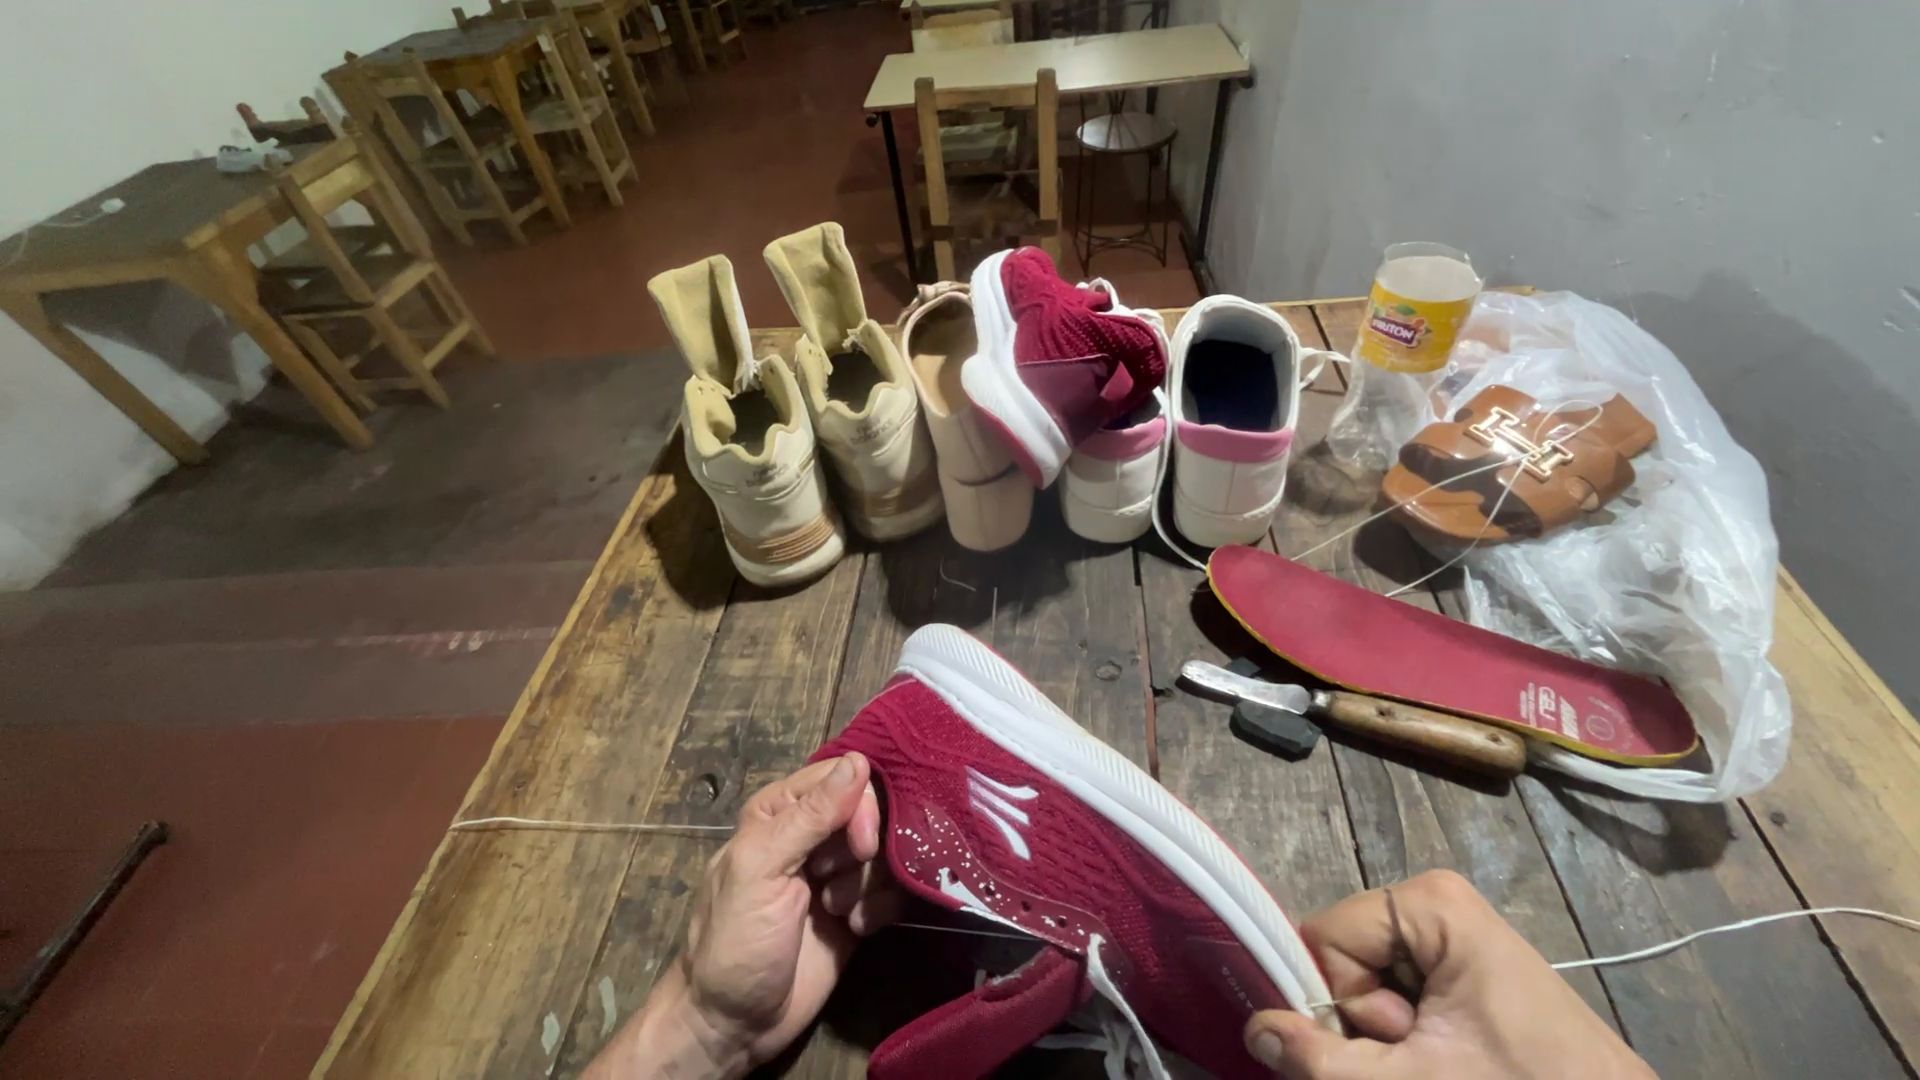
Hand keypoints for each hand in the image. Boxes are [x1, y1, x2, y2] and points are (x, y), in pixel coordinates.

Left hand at [586, 754, 897, 1079]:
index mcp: (782, 810)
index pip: (842, 775)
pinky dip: (879, 907)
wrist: (735, 1024)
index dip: (861, 803)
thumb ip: (809, 815)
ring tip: (836, 912)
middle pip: (871, 811)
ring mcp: (838, 870)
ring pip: (885, 850)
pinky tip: (855, 928)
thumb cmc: (734, 940)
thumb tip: (859, 761)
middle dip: (866, 847)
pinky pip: (892, 886)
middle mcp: (813, 832)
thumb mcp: (760, 870)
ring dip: (866, 883)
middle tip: (839, 883)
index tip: (860, 842)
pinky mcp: (858, 905)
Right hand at [1245, 870, 1652, 1079]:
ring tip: (1441, 1064)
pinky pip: (1397, 986)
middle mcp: (1434, 899)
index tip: (1397, 1044)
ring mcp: (1452, 929)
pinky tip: (1447, 1060)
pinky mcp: (1464, 961)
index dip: (1341, 1000)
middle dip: (1366, 1020)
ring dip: (1385, 1033)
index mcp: (1429, 902)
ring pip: (1366, 976)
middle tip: (1424, 1062)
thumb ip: (1323, 1058)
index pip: (1327, 938)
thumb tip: (1253, 1028)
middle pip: (1344, 955)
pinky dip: (1406, 1032)